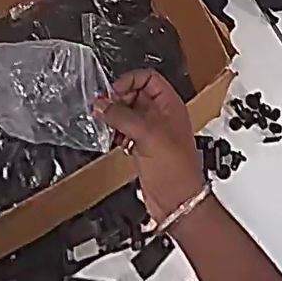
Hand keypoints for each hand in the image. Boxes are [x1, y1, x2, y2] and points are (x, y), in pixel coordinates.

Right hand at [95, 70, 205, 221]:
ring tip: (104, 123)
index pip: (149, 79)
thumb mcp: (148, 135)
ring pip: (129, 114)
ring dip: (115, 117)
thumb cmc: (177, 169)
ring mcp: (152, 133)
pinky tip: (111, 139)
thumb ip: (123, 117)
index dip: (130, 81)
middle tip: (104, 108)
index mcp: (170, 105)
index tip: (113, 92)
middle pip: (136, 95)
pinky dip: (116, 133)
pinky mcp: (143, 148)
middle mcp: (161, 117)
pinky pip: (126, 132)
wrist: (177, 201)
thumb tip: (103, 104)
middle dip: (118, 99)